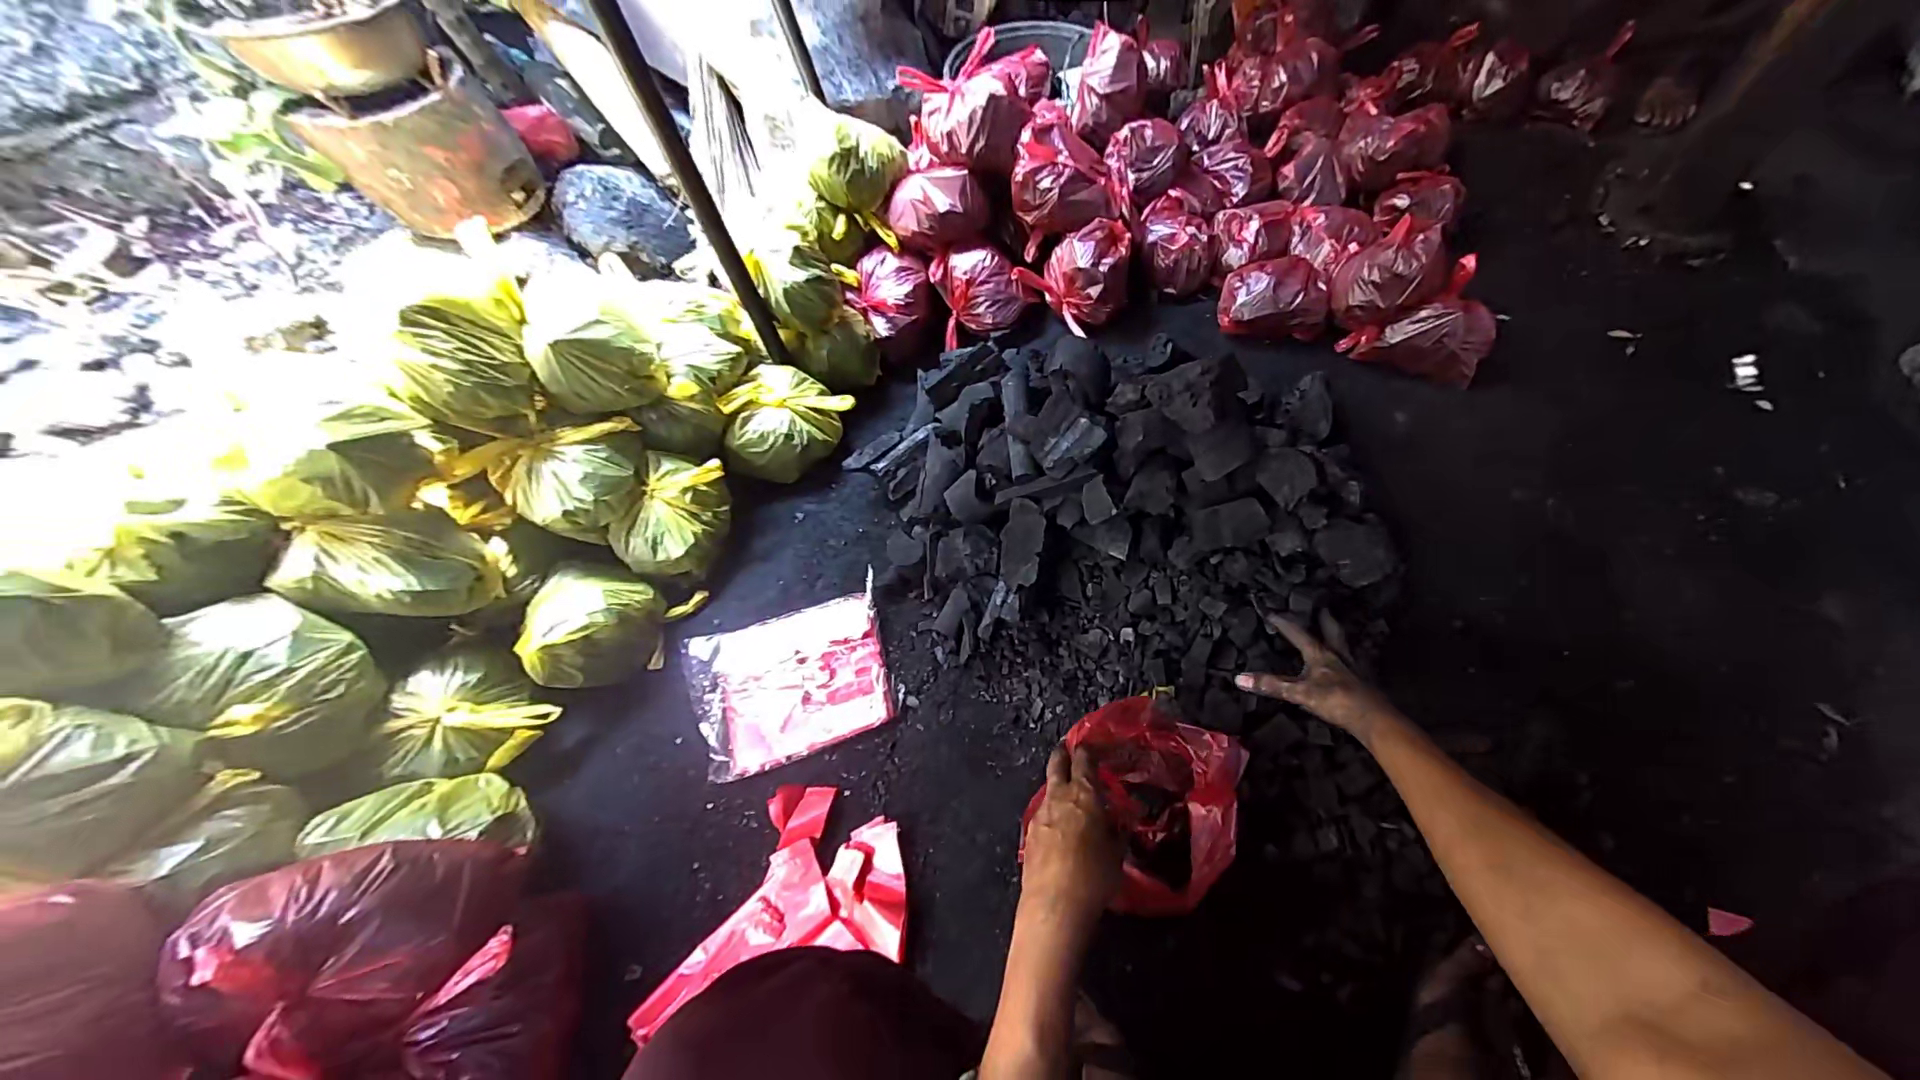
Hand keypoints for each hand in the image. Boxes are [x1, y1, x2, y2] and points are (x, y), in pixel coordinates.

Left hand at [1021, 745, 1123, 930]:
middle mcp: (1059, 796)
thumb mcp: (1117, 853)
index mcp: (1084, 794)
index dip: (1087, 749)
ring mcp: (1040, 813)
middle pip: (1057, 763)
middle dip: (1063, 753)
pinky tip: (1059, 826)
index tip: (1091, 745)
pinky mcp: (1029, 833)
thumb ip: (1117, 830)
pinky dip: (1052, 811)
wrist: (1054, 903)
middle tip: (1068, 749)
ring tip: (1069, 795)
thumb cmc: (1095, 876)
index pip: (1084, 760)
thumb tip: (1119, 819)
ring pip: (1049, 789)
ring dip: (1058, 786)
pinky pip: (1043, 813)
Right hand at [1236, 615, 1399, 743]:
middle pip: (1331, 632)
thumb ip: (1271, 685)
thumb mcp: (1299, 693)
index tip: (1270, 611)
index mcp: (1320, 654)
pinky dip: (1347, 660)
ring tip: (1335, 632)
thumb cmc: (1335, 700)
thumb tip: (1238, 678)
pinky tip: (1346, 665)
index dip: (1283, 622)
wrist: (1374, 719)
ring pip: (1344, 646)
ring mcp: (1353, 668)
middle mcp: (1338, 655)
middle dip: (1325, 620)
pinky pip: (1352, 664)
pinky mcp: (1363, 682)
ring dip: (1338, 638)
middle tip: (1322, 608)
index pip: (1298, 633)